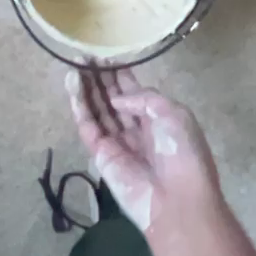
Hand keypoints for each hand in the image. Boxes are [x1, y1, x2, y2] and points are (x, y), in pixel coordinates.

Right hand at [67, 69, 255, 255]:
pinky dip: (79, 104)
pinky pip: (87, 125)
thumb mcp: (173, 113)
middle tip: (85, 55)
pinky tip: (73, 82)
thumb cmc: (182, 152)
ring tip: (75, 63)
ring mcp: (117, 142)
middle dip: (99, 77)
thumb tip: (116, 99)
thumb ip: (143, 97)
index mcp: (158, 120)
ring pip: (97, 109)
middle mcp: (136, 128)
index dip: (118, 73)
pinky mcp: (101, 155)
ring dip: (86, 87)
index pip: (133, 91)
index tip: (103, 54)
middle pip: (112, 98)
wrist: (178, 201)